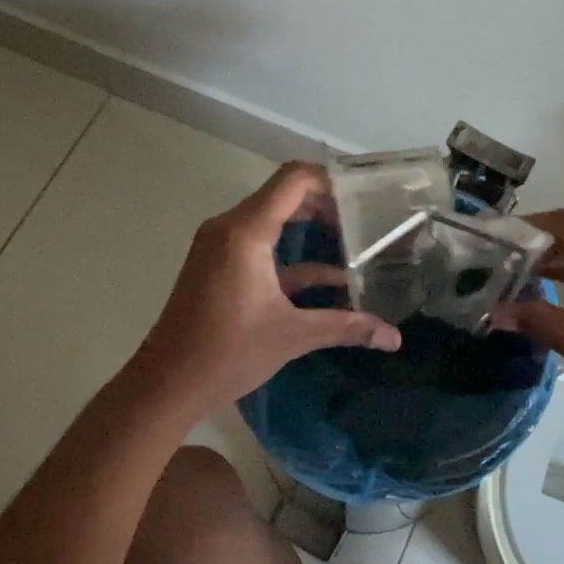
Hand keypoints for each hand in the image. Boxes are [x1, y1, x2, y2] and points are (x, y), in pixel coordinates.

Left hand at [131, 162, 402, 409]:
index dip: (331, 182)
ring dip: (310, 229)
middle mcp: (229, 228)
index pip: (293, 180)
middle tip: (367, 223)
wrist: (168, 383)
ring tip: (354, 245)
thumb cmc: (228, 353)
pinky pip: (260, 245)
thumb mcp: (293, 336)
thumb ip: (347, 327)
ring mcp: (220, 246)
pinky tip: (330, 278)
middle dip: (327, 206)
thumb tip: (395, 338)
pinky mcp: (218, 265)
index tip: (365, 199)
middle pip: (284, 195)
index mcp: (246, 232)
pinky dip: (292, 254)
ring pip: (272, 220)